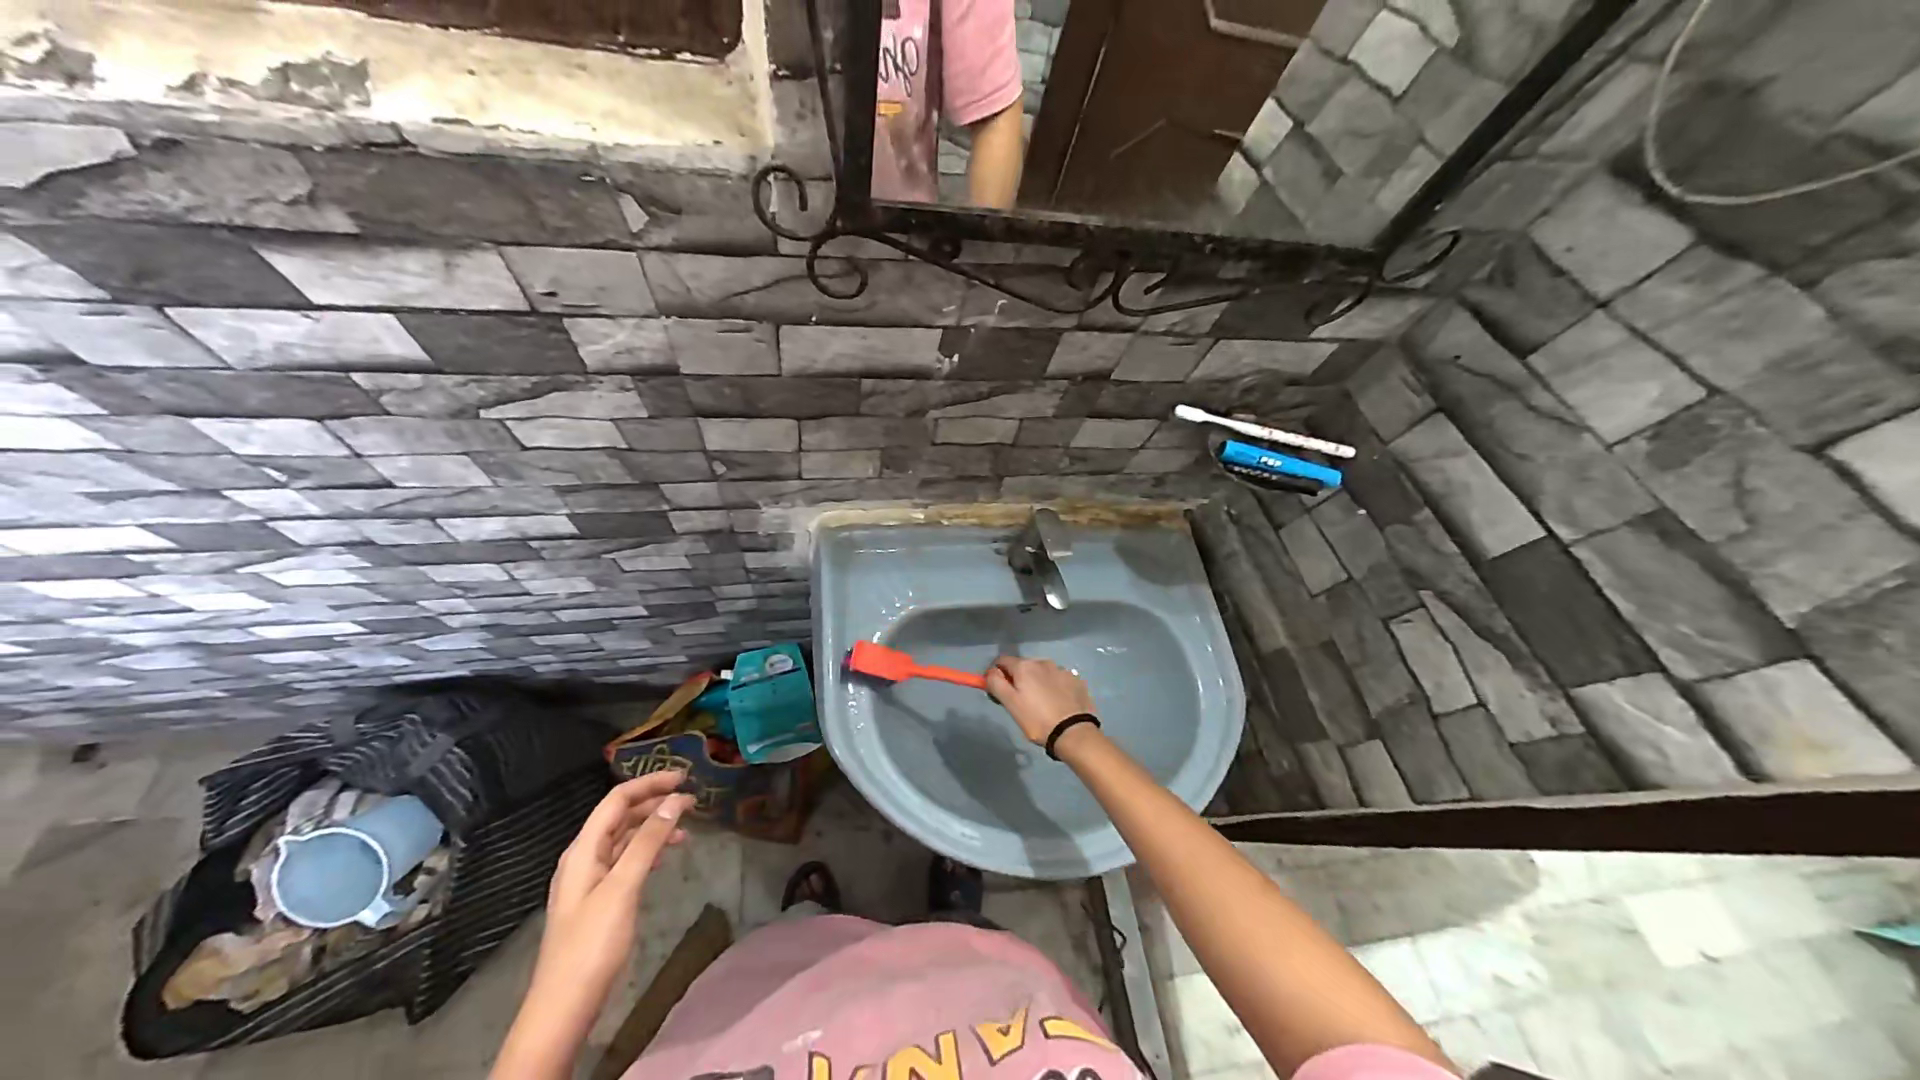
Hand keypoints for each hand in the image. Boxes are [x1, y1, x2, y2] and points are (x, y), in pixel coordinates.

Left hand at [525, 773, 693, 1032]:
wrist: (564, 1005)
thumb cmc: (592, 943)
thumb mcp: (623, 887)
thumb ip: (647, 842)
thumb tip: (674, 801)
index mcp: (583, 849)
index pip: (617, 800)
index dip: (650, 783)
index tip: (685, 777)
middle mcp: (584, 857)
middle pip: (620, 816)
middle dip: (655, 803)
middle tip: (692, 800)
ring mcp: (590, 880)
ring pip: (625, 839)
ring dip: (654, 827)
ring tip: (686, 830)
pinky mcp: (599, 899)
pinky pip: (625, 860)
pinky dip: (648, 850)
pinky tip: (665, 857)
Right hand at [984, 655, 1096, 745]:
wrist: (1074, 732)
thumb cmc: (1037, 719)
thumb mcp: (1010, 703)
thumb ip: (996, 683)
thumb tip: (990, 671)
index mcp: (1025, 666)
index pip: (1001, 661)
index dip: (996, 674)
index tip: (999, 691)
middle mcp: (1043, 662)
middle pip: (1023, 666)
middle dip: (1018, 679)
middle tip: (1020, 702)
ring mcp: (1062, 670)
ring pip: (1042, 672)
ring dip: (1037, 682)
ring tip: (1042, 704)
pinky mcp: (1077, 681)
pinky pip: (1058, 680)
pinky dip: (1054, 687)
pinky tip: (1058, 703)